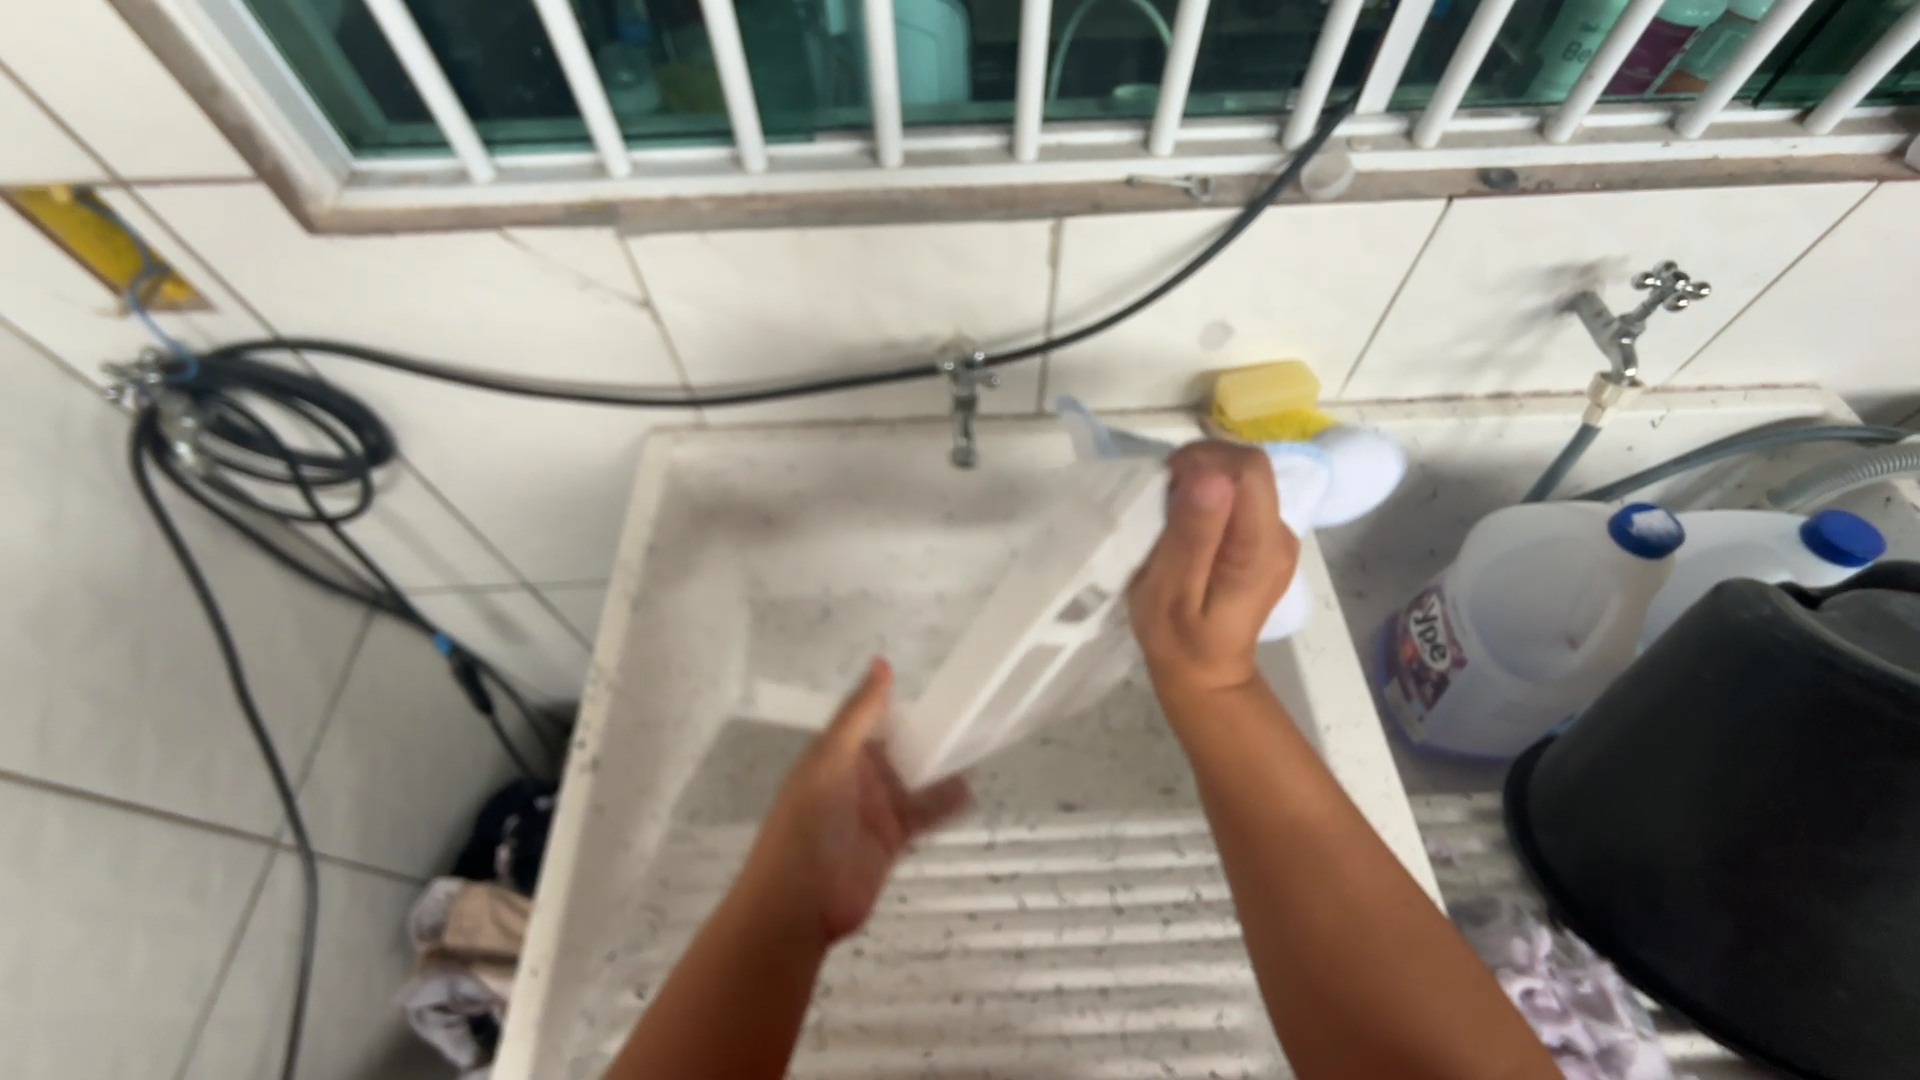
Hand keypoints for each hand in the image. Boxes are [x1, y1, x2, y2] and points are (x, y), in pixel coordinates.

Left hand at [736, 659, 972, 945]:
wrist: (797, 903)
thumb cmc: (807, 824)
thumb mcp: (830, 760)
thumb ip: (859, 714)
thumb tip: (881, 662)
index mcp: (836, 753)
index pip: (872, 719)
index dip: (900, 704)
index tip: (938, 687)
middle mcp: (856, 777)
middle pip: (898, 749)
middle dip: (927, 736)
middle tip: (969, 717)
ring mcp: (874, 810)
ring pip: (914, 781)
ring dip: (941, 768)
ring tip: (976, 750)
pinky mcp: (890, 840)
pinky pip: (922, 815)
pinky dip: (944, 805)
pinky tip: (968, 793)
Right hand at [1129, 441, 1299, 700]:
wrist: (1205, 674)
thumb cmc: (1178, 639)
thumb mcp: (1171, 590)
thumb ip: (1193, 534)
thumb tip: (1210, 478)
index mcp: (1260, 546)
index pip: (1248, 468)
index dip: (1203, 460)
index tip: (1165, 486)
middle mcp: (1281, 534)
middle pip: (1249, 468)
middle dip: (1201, 469)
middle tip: (1161, 503)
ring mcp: (1277, 537)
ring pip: (1243, 480)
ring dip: (1202, 484)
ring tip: (1169, 518)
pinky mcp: (1264, 540)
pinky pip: (1239, 499)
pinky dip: (1208, 500)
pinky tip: (1186, 529)